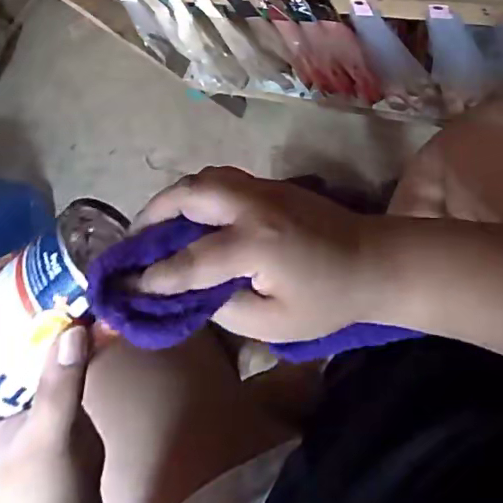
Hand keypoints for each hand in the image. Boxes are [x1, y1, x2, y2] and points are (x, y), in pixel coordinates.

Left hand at [0, 259, 105, 502]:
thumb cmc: (41, 495)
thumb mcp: (47, 442)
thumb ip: (59, 387)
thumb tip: (74, 326)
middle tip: (9, 266)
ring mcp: (2, 390)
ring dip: (15, 301)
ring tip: (36, 268)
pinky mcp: (35, 386)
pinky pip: (36, 342)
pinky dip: (54, 320)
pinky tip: (73, 298)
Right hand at [132, 167, 388, 341]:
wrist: (374, 260)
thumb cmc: (328, 299)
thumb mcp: (277, 325)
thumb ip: (227, 308)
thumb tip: (193, 293)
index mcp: (255, 244)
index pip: (192, 260)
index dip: (157, 275)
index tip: (128, 284)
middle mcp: (253, 206)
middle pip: (191, 194)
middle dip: (154, 213)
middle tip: (134, 239)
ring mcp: (263, 188)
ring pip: (206, 177)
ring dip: (175, 196)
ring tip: (156, 222)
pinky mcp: (272, 184)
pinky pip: (223, 179)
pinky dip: (197, 192)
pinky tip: (191, 214)